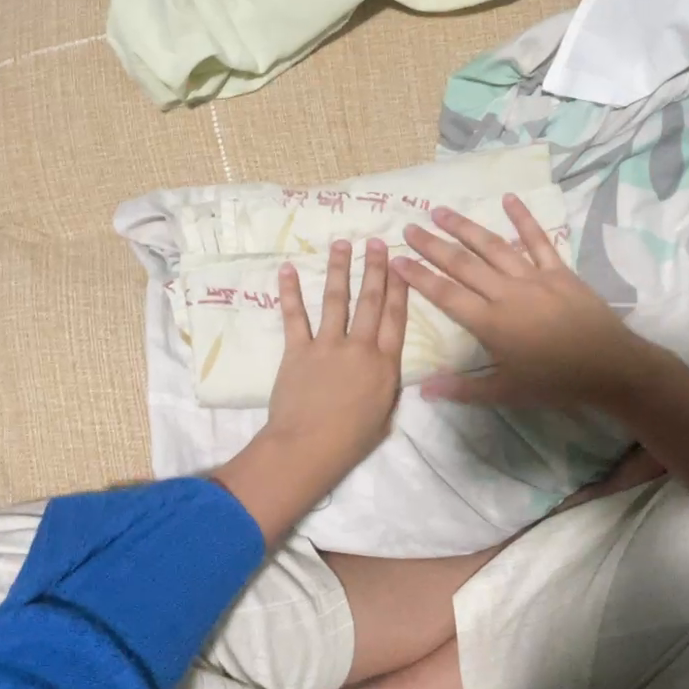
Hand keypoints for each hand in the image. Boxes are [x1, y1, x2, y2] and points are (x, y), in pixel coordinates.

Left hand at [215, 238, 409, 543]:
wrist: (309, 446)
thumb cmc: (351, 441)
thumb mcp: (385, 414)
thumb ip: (386, 385)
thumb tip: (384, 368)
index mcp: (385, 364)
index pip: (395, 317)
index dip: (399, 288)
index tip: (400, 264)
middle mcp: (359, 347)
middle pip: (370, 301)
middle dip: (374, 269)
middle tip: (375, 242)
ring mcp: (327, 345)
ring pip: (336, 300)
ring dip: (339, 270)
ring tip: (341, 245)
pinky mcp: (297, 350)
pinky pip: (294, 316)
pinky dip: (290, 292)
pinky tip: (288, 269)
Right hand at [392, 194, 655, 408]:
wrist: (609, 368)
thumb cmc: (554, 382)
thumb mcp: (505, 392)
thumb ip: (462, 388)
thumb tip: (423, 390)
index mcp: (490, 322)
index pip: (445, 294)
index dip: (418, 277)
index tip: (396, 260)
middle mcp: (506, 293)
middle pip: (462, 264)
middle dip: (432, 245)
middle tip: (408, 227)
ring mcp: (533, 277)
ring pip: (492, 247)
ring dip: (465, 227)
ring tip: (441, 211)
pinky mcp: (559, 271)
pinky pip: (538, 240)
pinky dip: (523, 219)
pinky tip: (508, 198)